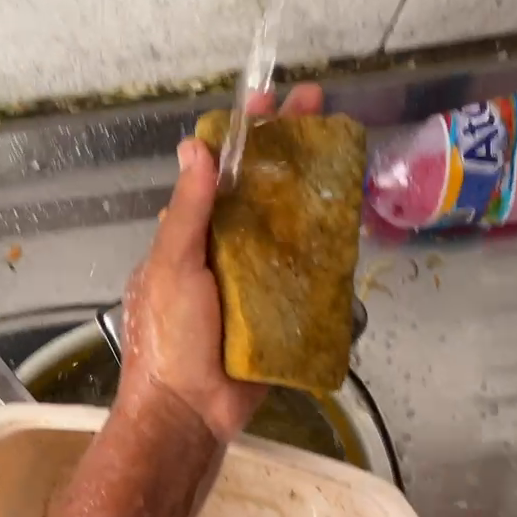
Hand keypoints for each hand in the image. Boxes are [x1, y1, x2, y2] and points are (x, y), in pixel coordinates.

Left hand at [115, 83, 326, 443]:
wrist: (189, 413)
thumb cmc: (170, 340)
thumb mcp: (171, 269)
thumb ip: (186, 213)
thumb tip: (193, 149)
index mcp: (187, 244)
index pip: (215, 180)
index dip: (239, 140)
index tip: (264, 104)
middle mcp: (220, 258)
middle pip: (256, 195)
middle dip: (284, 152)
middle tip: (317, 109)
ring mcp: (250, 285)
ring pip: (283, 229)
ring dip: (309, 191)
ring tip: (340, 147)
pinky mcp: (276, 313)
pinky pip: (302, 274)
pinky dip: (323, 246)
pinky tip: (346, 214)